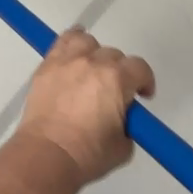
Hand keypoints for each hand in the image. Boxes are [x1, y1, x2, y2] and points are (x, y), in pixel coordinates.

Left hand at [12, 27, 155, 184]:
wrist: (47, 153)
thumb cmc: (89, 153)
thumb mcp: (123, 146)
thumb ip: (127, 123)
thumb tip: (119, 116)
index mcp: (116, 79)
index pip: (140, 68)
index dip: (145, 81)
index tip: (142, 96)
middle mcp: (93, 62)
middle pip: (114, 55)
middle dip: (119, 72)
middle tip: (114, 93)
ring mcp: (67, 60)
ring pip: (88, 42)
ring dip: (95, 54)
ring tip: (92, 72)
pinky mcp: (47, 64)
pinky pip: (62, 41)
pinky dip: (72, 42)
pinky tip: (74, 51)